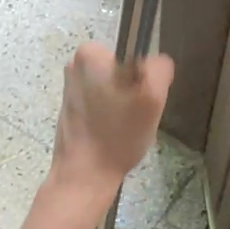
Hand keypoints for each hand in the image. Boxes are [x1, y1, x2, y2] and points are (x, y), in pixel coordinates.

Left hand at [50, 42, 172, 200]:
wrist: (84, 175)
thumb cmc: (117, 136)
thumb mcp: (152, 98)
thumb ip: (159, 69)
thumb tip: (157, 63)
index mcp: (90, 53)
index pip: (133, 54)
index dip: (142, 79)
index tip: (139, 102)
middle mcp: (74, 64)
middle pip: (122, 71)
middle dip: (132, 92)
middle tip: (133, 117)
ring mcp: (69, 87)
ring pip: (113, 89)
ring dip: (122, 106)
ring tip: (121, 128)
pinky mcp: (70, 108)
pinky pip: (101, 104)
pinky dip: (109, 117)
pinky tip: (110, 134)